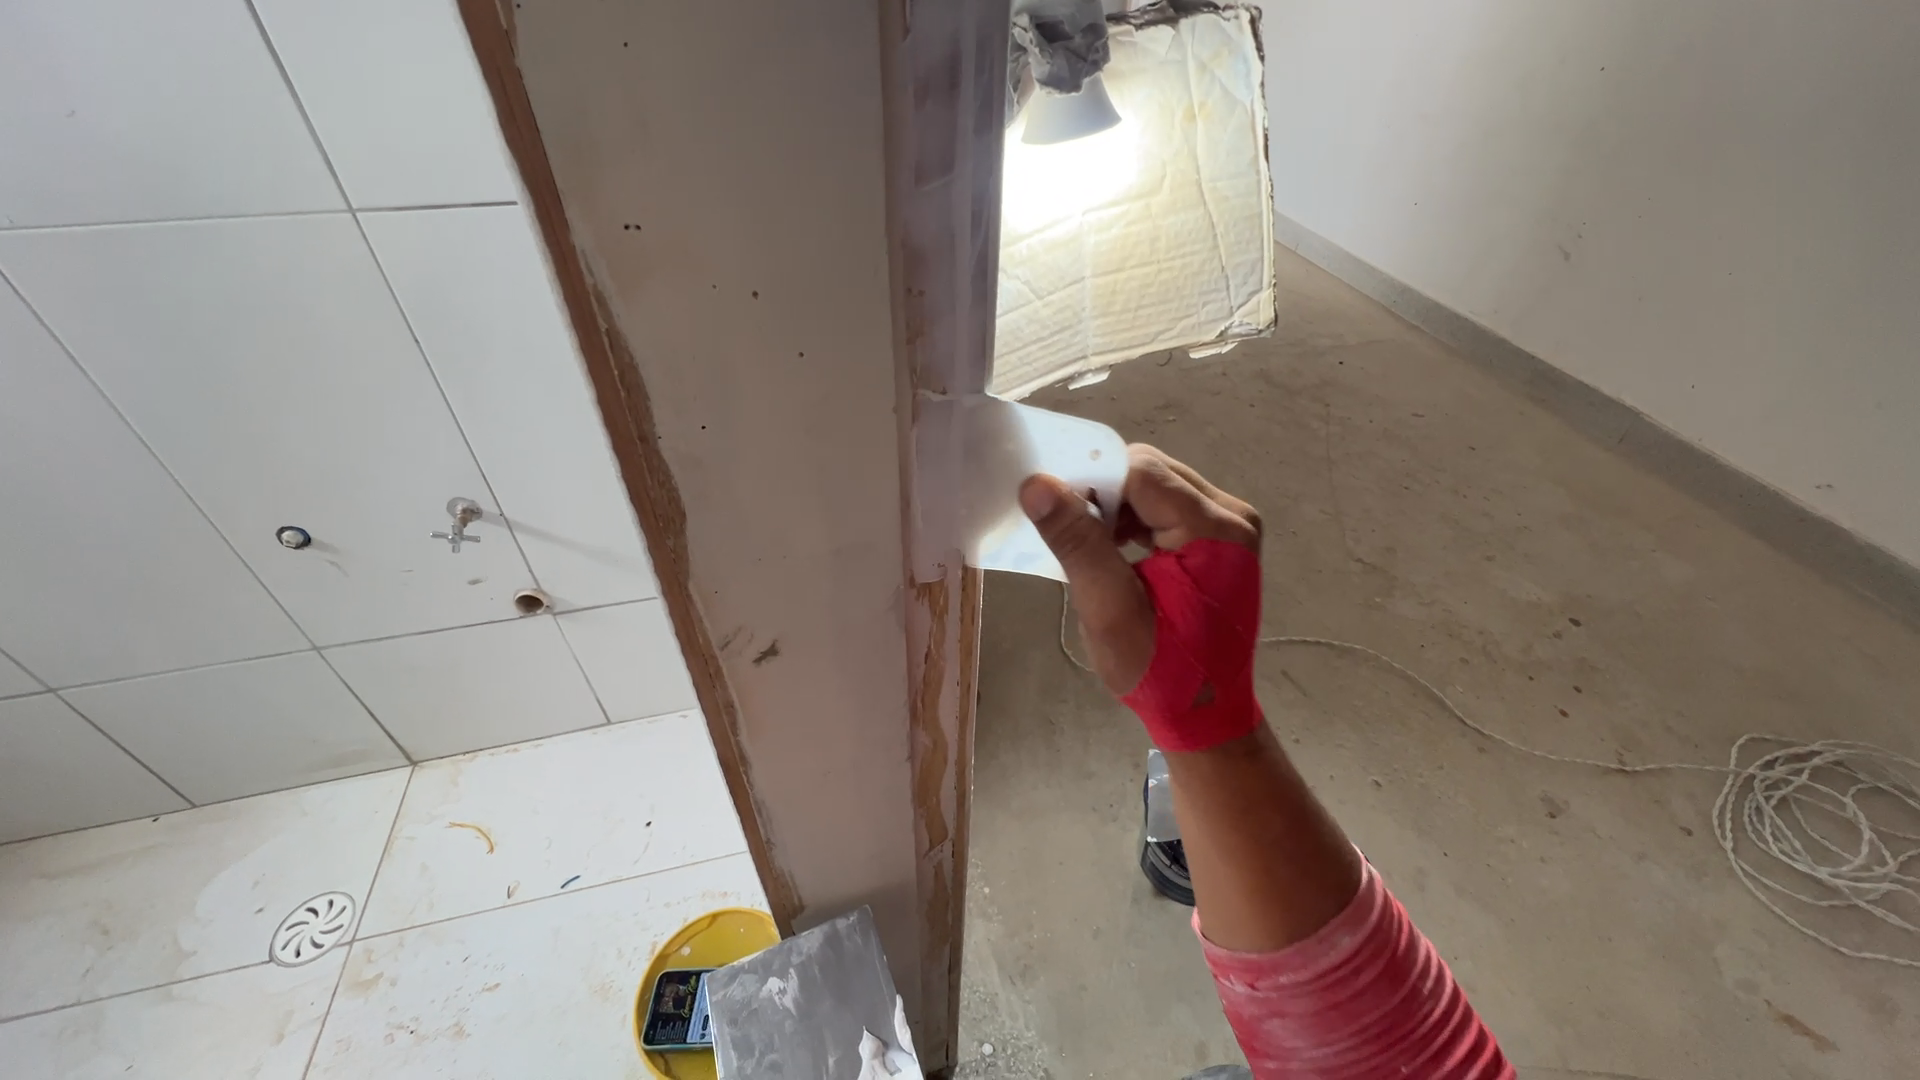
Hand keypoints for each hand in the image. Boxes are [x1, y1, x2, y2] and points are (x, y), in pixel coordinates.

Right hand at [1019, 444, 1262, 697]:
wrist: (1204, 715)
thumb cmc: (1158, 671)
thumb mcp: (1110, 609)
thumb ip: (1078, 542)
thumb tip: (1036, 484)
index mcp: (1214, 529)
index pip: (1141, 472)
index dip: (1091, 480)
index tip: (1053, 509)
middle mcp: (1230, 514)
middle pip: (1150, 472)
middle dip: (1103, 492)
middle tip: (1069, 530)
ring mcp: (1229, 524)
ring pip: (1155, 484)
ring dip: (1115, 505)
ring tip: (1088, 543)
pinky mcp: (1220, 537)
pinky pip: (1166, 505)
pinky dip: (1132, 518)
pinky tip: (1112, 547)